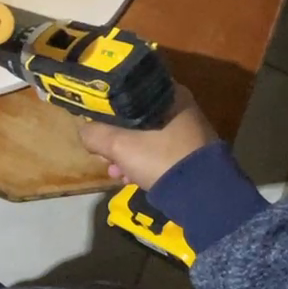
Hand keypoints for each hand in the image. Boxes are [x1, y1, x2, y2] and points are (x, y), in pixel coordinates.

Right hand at [76, 86, 217, 189]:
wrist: (202, 194)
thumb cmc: (160, 159)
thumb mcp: (120, 145)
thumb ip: (96, 134)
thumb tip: (85, 131)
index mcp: (170, 95)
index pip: (129, 93)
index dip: (108, 109)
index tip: (96, 127)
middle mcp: (182, 108)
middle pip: (136, 118)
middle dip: (116, 139)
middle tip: (105, 156)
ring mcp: (189, 132)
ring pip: (147, 138)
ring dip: (127, 155)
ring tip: (116, 173)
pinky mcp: (192, 154)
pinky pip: (159, 152)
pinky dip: (144, 162)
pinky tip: (131, 179)